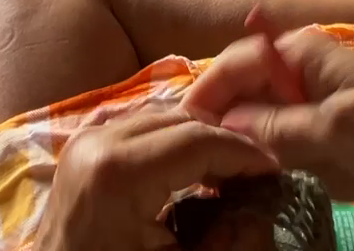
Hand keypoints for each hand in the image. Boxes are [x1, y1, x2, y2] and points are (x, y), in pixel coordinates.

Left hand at [35, 107, 279, 250]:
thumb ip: (227, 242)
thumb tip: (261, 208)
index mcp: (119, 172)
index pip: (197, 140)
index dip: (242, 153)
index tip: (274, 171)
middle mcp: (99, 140)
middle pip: (180, 119)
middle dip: (222, 143)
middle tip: (255, 173)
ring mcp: (85, 137)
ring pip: (159, 115)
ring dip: (196, 138)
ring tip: (226, 171)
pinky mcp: (80, 143)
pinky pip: (136, 124)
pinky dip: (168, 139)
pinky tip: (188, 167)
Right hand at [180, 29, 353, 201]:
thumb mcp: (341, 127)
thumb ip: (281, 128)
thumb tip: (223, 127)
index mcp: (302, 50)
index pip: (239, 62)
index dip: (209, 90)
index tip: (183, 124)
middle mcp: (303, 70)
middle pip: (248, 94)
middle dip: (234, 125)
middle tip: (208, 159)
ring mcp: (317, 102)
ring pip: (268, 125)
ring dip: (264, 149)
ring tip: (254, 171)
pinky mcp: (331, 132)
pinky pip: (295, 147)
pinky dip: (295, 164)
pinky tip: (303, 177)